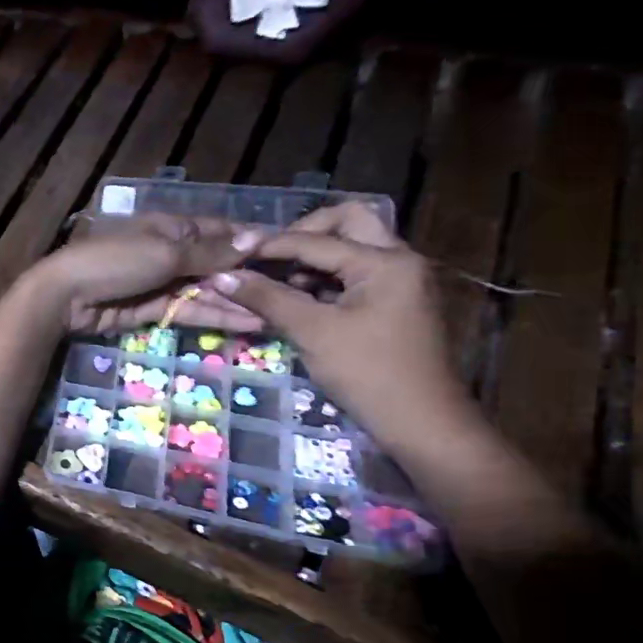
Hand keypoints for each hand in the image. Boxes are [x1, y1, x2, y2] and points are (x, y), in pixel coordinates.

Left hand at [28, 214, 265, 335]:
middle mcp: (171, 253)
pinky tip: (247, 322)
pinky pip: (189, 310)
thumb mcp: (165, 252)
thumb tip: (256, 239)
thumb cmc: (115, 261)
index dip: (251, 242)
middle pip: (217, 265)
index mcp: (173, 227)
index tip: (287, 254)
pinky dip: (215, 316)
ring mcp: (162, 283)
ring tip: (276, 314)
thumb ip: (210, 253)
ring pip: (206, 291)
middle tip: (291, 293)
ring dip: (237, 301)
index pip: (220, 232)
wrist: (66, 296)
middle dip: (248, 278)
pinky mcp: (153, 310)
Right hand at [212, 202, 474, 448]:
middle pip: (349, 222)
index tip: (233, 254)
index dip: (271, 245)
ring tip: (277, 282)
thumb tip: (222, 277)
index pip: (317, 240)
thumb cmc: (366, 372)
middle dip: (304, 234)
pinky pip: (357, 273)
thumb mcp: (312, 332)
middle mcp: (399, 259)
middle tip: (269, 256)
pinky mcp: (395, 302)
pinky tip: (299, 300)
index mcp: (384, 261)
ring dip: (314, 257)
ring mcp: (401, 280)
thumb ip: (268, 299)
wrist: (420, 420)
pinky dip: (327, 278)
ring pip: (354, 247)